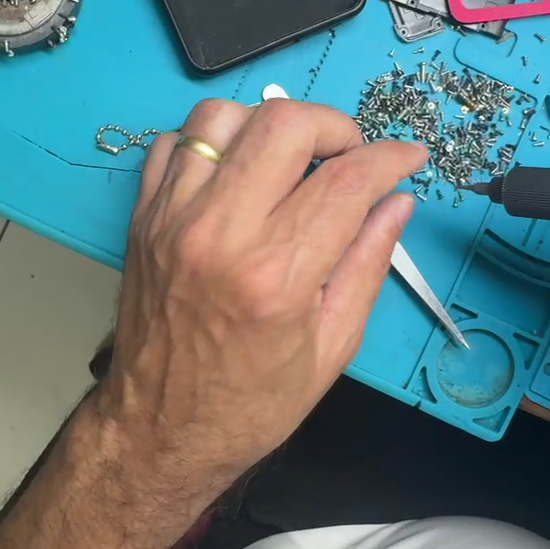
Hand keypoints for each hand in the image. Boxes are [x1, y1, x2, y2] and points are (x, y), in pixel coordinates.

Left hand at [89, 97, 425, 502]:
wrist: (159, 431)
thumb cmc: (253, 403)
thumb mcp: (333, 347)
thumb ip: (368, 263)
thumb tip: (398, 200)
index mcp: (277, 276)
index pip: (345, 180)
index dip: (389, 157)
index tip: (408, 156)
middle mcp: (219, 233)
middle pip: (282, 124)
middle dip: (332, 125)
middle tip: (346, 157)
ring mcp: (171, 219)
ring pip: (220, 117)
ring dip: (266, 126)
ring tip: (287, 162)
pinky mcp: (141, 217)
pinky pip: (172, 142)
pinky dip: (210, 143)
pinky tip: (234, 174)